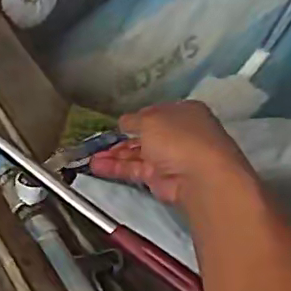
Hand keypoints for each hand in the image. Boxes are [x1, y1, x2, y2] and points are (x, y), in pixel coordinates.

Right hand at [88, 101, 254, 206]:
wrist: (198, 176)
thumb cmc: (178, 138)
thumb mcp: (151, 120)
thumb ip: (133, 120)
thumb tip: (123, 122)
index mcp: (182, 112)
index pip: (155, 114)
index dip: (135, 119)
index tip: (116, 124)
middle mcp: (177, 134)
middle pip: (144, 136)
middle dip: (120, 140)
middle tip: (97, 144)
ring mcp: (169, 157)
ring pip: (136, 154)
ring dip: (114, 155)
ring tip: (91, 157)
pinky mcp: (159, 178)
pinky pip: (134, 170)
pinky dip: (116, 168)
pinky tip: (97, 166)